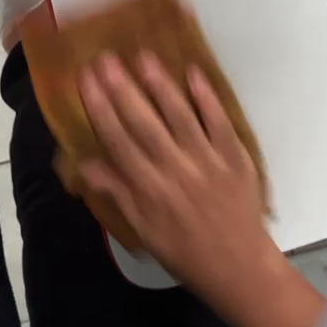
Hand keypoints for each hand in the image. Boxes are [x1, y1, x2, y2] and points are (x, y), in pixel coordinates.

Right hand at [78, 52, 326, 326]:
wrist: (240, 269)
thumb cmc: (186, 251)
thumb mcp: (144, 230)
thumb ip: (118, 193)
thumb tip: (86, 163)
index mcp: (149, 190)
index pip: (118, 142)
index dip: (100, 109)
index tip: (86, 79)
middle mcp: (175, 171)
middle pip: (144, 124)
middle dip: (122, 89)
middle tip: (105, 58)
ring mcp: (207, 161)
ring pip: (180, 117)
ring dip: (161, 86)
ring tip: (143, 57)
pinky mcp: (235, 156)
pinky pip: (219, 122)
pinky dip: (207, 97)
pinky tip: (194, 72)